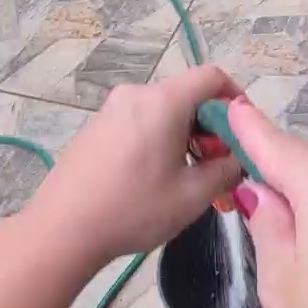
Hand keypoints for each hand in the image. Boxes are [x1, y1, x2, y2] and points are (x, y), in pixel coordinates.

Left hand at [27, 66, 243, 265]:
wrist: (62, 230)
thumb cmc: (134, 210)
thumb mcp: (193, 196)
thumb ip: (227, 170)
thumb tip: (240, 157)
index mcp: (163, 102)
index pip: (212, 77)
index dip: (237, 100)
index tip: (245, 134)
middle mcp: (136, 95)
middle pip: (188, 97)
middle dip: (213, 129)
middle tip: (222, 170)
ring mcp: (111, 110)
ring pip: (164, 114)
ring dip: (187, 139)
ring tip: (192, 181)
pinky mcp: (96, 129)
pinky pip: (141, 125)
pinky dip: (161, 143)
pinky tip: (158, 180)